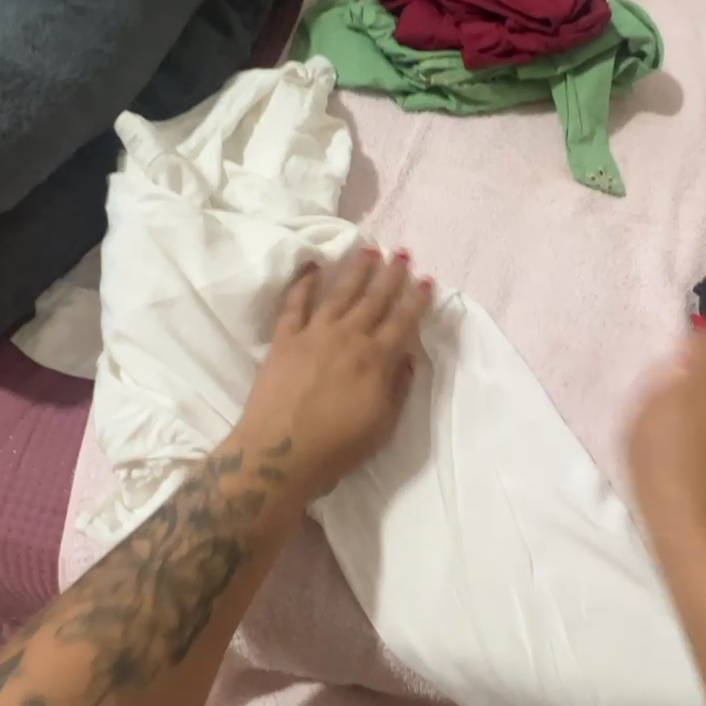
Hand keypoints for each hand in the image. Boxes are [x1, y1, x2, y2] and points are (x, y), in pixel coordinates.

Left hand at [231, 247, 433, 501]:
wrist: (279, 455)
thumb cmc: (337, 449)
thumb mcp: (382, 427)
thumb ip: (397, 389)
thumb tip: (408, 358)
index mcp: (376, 360)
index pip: (403, 322)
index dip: (417, 300)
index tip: (426, 281)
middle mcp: (349, 338)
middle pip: (374, 300)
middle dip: (390, 275)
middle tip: (401, 253)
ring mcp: (314, 335)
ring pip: (340, 294)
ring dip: (356, 270)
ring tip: (367, 250)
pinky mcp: (284, 340)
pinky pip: (296, 304)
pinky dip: (304, 283)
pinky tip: (313, 267)